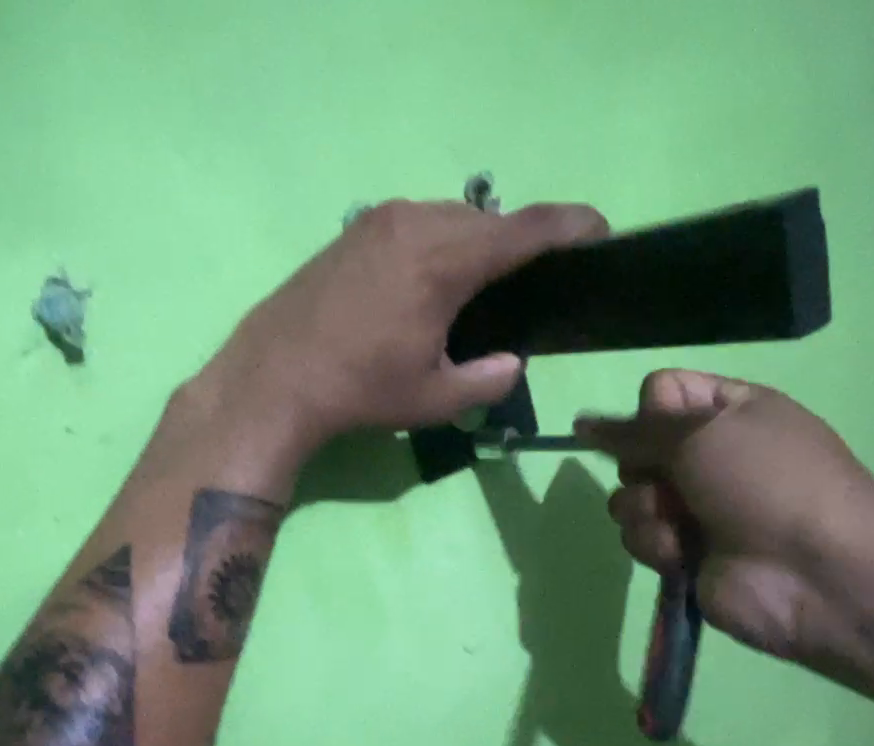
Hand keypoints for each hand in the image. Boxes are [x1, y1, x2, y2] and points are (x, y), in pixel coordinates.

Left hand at [202, 199, 609, 451]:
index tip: (601, 231)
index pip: (526, 229)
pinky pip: (415, 223)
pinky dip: (436, 242)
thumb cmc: (358, 390)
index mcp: (445, 260)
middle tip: (531, 279)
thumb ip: (489, 379)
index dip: (571, 226)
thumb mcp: (434, 398)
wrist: (272, 377)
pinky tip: (428, 280)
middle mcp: (416, 222)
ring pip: (449, 218)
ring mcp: (379, 220)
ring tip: (478, 285)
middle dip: (518, 243)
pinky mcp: (353, 230)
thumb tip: (511, 364)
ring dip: (473, 242)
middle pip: (489, 220)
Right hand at [576, 370, 873, 658]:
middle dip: (641, 467)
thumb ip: (635, 429)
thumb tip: (580, 423)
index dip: (649, 412)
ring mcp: (692, 507)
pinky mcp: (681, 552)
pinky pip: (636, 537)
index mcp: (726, 411)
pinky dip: (657, 545)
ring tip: (682, 525)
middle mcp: (706, 456)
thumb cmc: (767, 482)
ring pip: (626, 497)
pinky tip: (686, 554)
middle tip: (674, 479)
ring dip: (646, 511)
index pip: (659, 393)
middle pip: (633, 449)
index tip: (661, 429)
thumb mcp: (703, 433)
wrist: (814, 570)